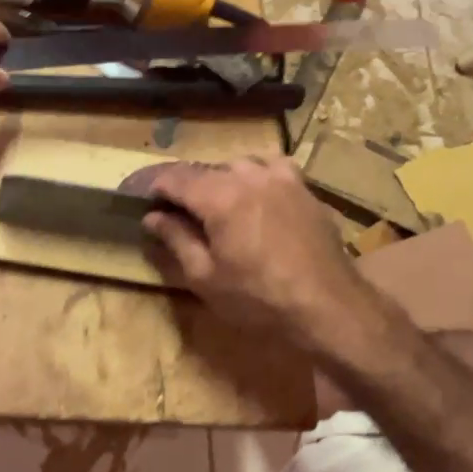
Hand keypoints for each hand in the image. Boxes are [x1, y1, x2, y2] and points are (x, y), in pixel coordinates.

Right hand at [143, 158, 379, 345]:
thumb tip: (152, 217)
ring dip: (220, 179)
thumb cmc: (258, 298)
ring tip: (215, 204)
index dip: (155, 188)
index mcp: (219, 196)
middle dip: (186, 186)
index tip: (144, 203)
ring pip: (239, 164)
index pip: (175, 178)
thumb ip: (176, 239)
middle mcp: (249, 176)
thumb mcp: (205, 277)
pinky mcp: (305, 189)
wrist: (328, 306)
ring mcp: (282, 179)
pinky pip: (273, 168)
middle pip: (205, 169)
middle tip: (176, 212)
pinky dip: (256, 175)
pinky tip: (256, 195)